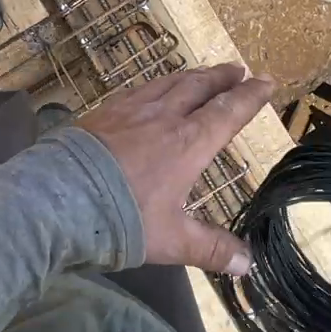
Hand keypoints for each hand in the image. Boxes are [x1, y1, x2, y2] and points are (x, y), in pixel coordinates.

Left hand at [77, 63, 271, 276]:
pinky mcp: (106, 109)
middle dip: (222, 77)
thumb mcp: (172, 241)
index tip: (267, 81)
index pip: (227, 113)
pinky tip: (155, 88)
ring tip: (203, 73)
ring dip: (192, 75)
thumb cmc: (123, 217)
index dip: (250, 97)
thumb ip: (211, 248)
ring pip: (169, 82)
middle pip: (199, 88)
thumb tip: (247, 262)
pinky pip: (141, 88)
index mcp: (187, 143)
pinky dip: (159, 83)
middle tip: (238, 69)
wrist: (63, 195)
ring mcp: (132, 108)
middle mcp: (163, 116)